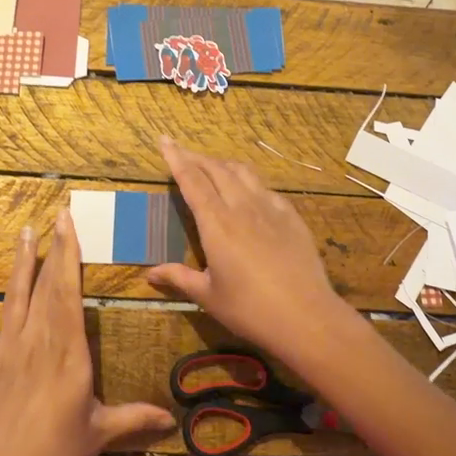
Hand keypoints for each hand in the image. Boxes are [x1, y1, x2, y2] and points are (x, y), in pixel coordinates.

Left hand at [0, 211, 174, 455]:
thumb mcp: (100, 434)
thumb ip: (134, 417)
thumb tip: (172, 419)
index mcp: (70, 352)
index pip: (69, 291)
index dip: (69, 254)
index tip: (69, 222)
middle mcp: (37, 342)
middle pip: (45, 285)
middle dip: (51, 248)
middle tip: (55, 213)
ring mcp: (5, 351)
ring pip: (14, 297)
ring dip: (19, 262)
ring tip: (23, 231)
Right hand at [147, 136, 349, 353]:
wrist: (305, 316)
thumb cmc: (250, 309)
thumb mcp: (208, 296)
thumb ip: (179, 278)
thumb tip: (150, 274)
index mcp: (216, 223)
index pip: (191, 180)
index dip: (176, 158)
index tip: (164, 140)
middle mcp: (241, 206)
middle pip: (216, 169)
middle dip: (196, 157)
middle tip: (181, 151)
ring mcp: (270, 208)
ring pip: (243, 172)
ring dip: (223, 163)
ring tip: (212, 165)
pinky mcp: (291, 216)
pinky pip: (266, 188)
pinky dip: (249, 180)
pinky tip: (249, 189)